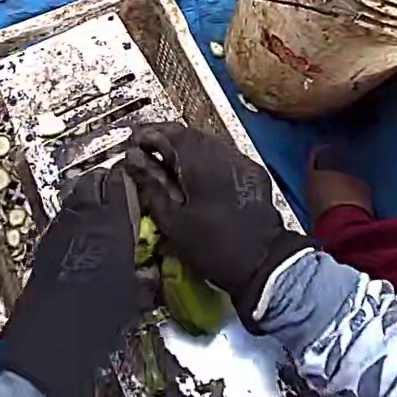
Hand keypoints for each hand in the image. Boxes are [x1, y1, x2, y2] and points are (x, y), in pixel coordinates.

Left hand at [0, 165, 146, 396]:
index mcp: (112, 223)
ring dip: (88, 199)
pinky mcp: (43, 247)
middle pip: (92, 181)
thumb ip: (144, 279)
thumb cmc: (97, 323)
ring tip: (104, 213)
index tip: (140, 181)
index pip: (120, 180)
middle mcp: (83, 219)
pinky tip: (83, 239)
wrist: (47, 346)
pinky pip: (62, 220)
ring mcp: (59, 231)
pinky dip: (74, 221)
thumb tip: (152, 271)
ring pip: (74, 198)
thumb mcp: (132, 300)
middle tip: (121, 192)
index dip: (130, 177)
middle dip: (106, 181)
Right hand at [122, 123, 308, 326]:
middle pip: (189, 133)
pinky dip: (205, 159)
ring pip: (207, 142)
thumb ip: (151, 185)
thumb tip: (133, 160)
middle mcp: (223, 153)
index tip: (134, 143)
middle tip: (146, 151)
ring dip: (185, 148)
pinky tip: (195, 175)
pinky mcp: (252, 171)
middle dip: (165, 139)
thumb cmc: (213, 247)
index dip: (148, 135)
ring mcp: (240, 160)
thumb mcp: (172, 219)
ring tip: (166, 164)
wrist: (263, 264)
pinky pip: (223, 155)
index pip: (169, 133)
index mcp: (200, 161)